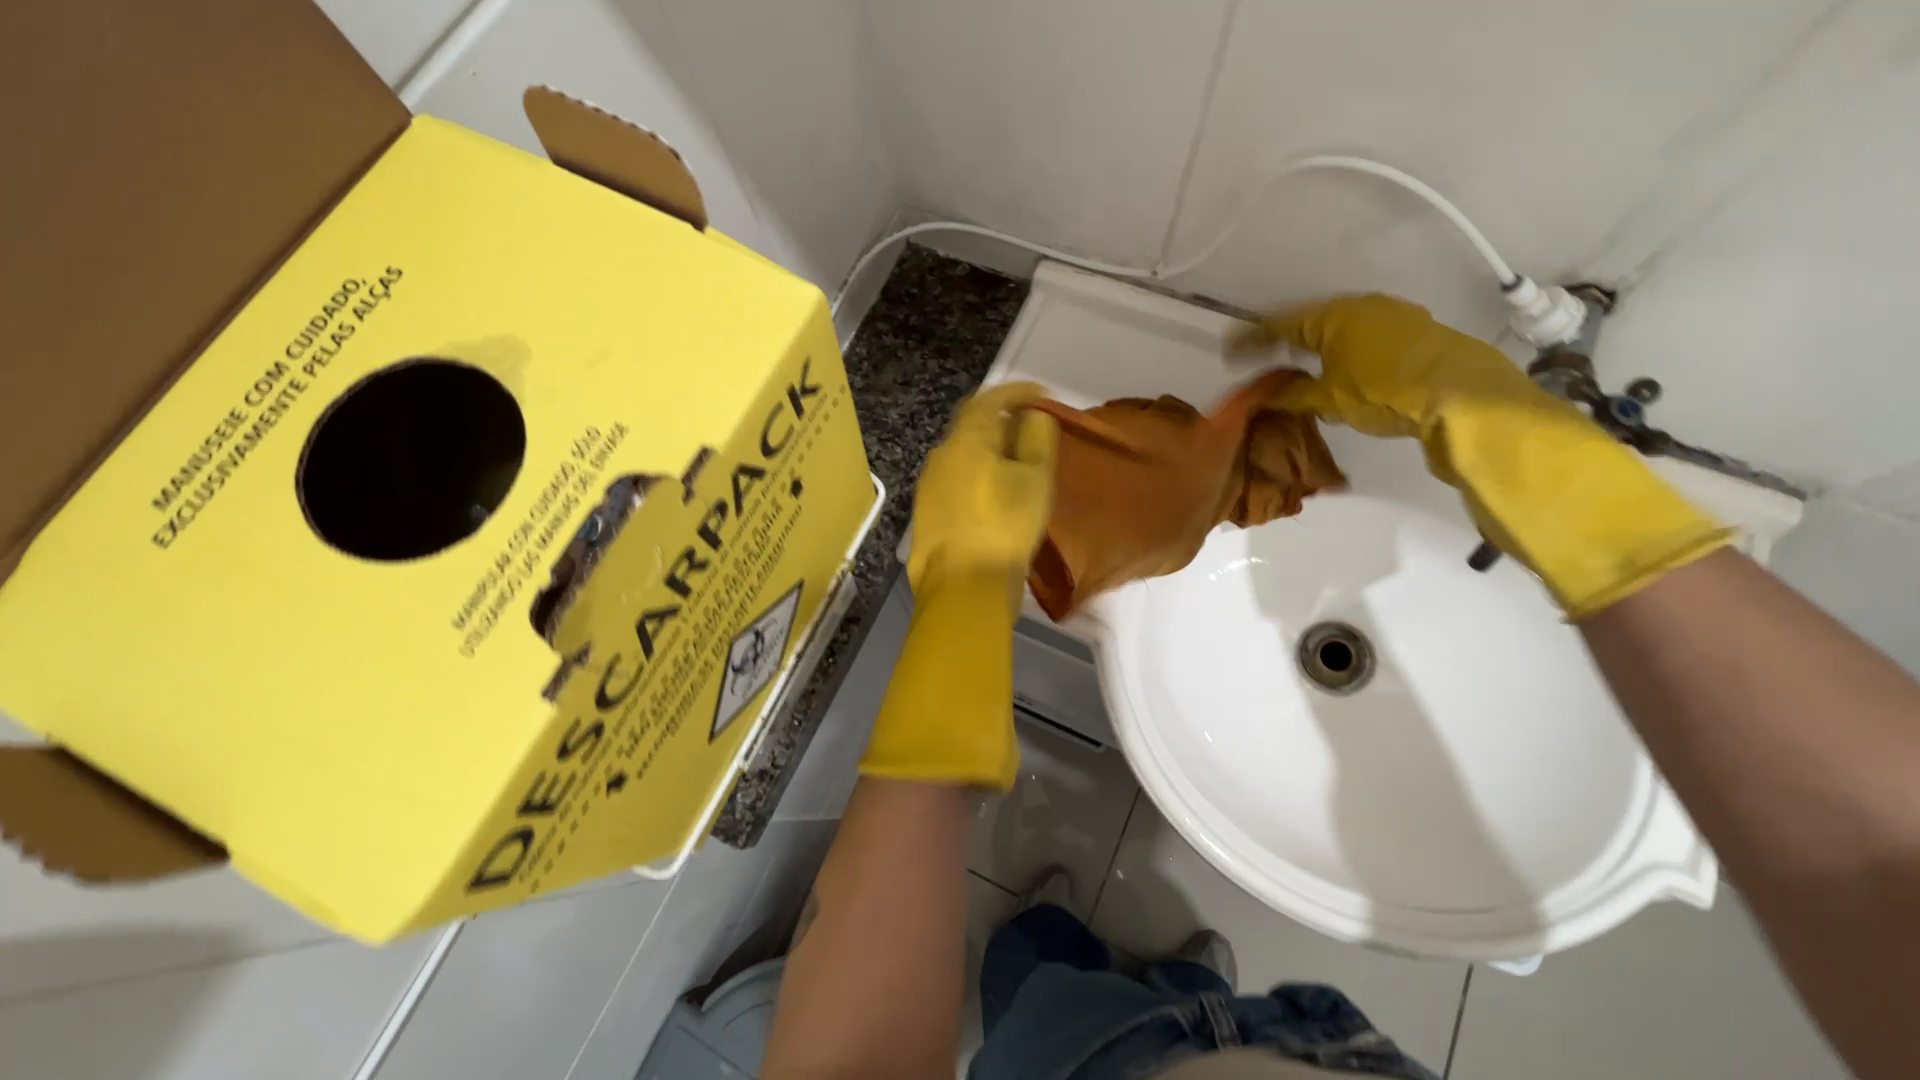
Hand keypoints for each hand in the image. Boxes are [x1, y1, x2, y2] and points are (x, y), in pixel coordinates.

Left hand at [905, 381, 1058, 606]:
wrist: (962, 585)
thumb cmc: (1005, 525)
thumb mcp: (1034, 477)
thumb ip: (1035, 437)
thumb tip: (1031, 414)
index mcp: (966, 439)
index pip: (989, 399)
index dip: (1017, 392)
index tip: (1041, 393)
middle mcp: (941, 455)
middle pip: (972, 426)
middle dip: (1002, 422)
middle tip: (1031, 428)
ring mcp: (929, 486)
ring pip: (963, 456)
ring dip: (988, 451)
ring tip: (1015, 462)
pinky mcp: (928, 513)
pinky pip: (956, 481)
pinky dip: (977, 476)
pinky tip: (992, 492)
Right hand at [1240, 294, 1731, 618]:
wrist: (1469, 400)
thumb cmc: (1388, 394)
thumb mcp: (1330, 400)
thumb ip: (1293, 395)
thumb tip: (1264, 396)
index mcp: (1337, 315)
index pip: (1281, 325)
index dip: (1254, 339)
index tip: (1231, 349)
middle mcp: (1366, 309)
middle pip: (1315, 323)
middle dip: (1289, 341)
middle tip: (1265, 359)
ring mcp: (1398, 320)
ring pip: (1346, 331)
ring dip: (1323, 348)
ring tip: (1303, 370)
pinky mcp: (1421, 340)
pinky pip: (1370, 341)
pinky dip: (1350, 355)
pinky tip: (1347, 375)